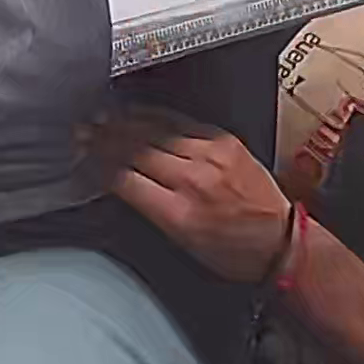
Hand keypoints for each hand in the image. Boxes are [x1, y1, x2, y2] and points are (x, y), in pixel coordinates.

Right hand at [89, 113, 293, 282]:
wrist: (282, 242)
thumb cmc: (231, 252)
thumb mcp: (183, 244)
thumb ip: (149, 209)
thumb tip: (117, 180)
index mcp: (180, 215)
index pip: (125, 180)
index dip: (97, 164)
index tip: (81, 156)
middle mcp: (193, 181)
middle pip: (135, 150)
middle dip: (103, 138)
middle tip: (81, 130)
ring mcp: (209, 155)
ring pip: (153, 131)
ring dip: (122, 122)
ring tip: (100, 117)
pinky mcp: (222, 139)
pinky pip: (178, 121)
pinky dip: (152, 115)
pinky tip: (135, 111)